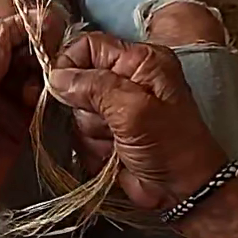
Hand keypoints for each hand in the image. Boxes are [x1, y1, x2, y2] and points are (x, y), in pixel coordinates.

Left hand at [0, 15, 39, 237]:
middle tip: (49, 48)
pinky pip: (36, 99)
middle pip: (14, 53)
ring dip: (37, 72)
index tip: (41, 20)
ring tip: (40, 79)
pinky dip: (43, 93)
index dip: (16, 28)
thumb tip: (0, 26)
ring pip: (28, 74)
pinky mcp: (19, 122)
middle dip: (31, 49)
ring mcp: (2, 101)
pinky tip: (41, 95)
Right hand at [48, 31, 228, 214]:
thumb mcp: (134, 110)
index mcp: (140, 60)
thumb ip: (95, 86)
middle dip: (84, 106)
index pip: (87, 45)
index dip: (69, 64)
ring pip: (75, 110)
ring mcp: (115, 106)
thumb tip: (55, 76)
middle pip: (76, 79)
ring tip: (116, 142)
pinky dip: (91, 146)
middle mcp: (126, 77)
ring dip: (90, 131)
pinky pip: (80, 132)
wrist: (181, 191)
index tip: (61, 89)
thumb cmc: (170, 147)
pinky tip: (112, 154)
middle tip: (108, 123)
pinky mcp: (106, 131)